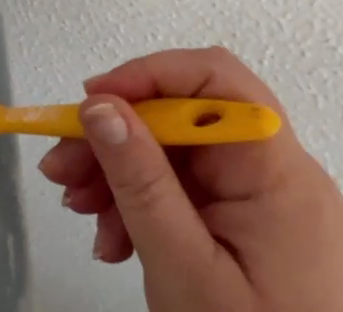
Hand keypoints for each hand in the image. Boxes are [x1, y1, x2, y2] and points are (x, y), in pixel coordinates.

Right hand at [37, 48, 342, 311]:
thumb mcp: (184, 266)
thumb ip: (141, 181)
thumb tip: (99, 104)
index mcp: (279, 174)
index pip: (214, 80)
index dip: (146, 75)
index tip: (88, 104)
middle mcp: (282, 177)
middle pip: (184, 120)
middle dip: (116, 136)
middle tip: (60, 170)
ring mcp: (273, 207)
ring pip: (180, 158)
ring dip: (121, 175)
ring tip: (82, 215)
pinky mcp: (263, 235)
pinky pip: (193, 196)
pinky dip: (147, 206)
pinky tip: (116, 239)